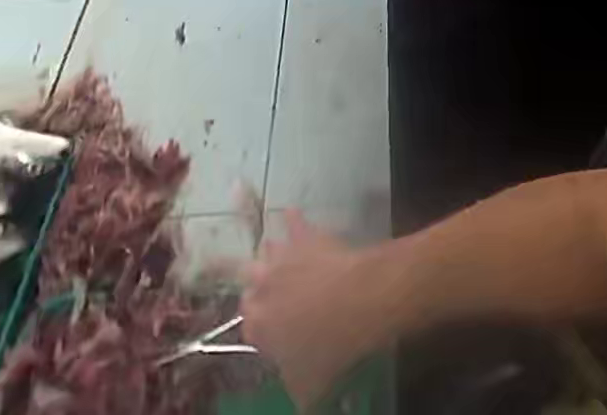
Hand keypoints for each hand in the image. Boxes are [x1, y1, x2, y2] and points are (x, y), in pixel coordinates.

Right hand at [242, 212, 386, 408]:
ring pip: (267, 250)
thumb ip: (298, 390)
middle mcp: (263, 287)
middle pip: (249, 282)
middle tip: (266, 290)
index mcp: (258, 325)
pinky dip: (291, 218)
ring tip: (273, 251)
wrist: (359, 301)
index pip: (248, 324)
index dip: (259, 326)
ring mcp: (285, 258)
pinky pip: (294, 221)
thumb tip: (302, 402)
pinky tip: (290, 211)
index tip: (271, 330)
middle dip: (256, 286)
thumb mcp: (311, 387)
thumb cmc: (331, 348)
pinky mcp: (307, 236)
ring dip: (271, 253)